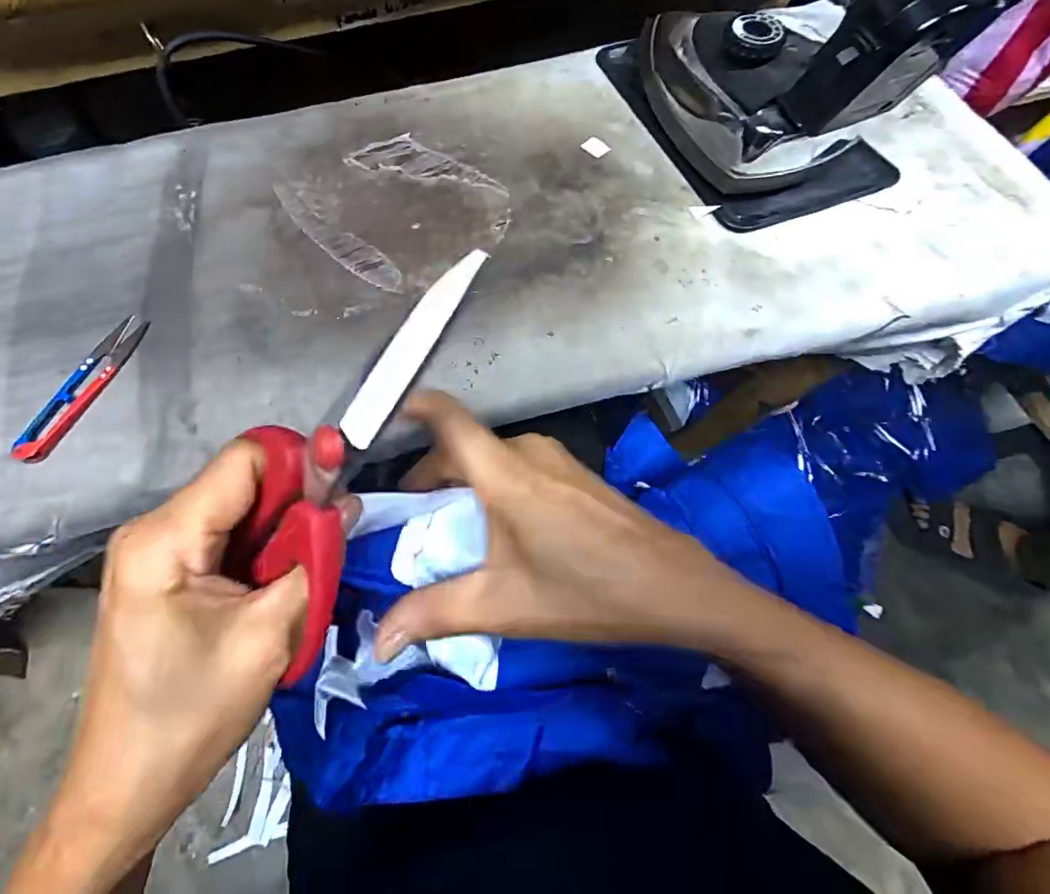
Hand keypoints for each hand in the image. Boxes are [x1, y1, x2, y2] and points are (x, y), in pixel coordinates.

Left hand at [8, 441, 357, 892]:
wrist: (128, 787)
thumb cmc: (191, 715)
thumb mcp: (270, 632)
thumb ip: (314, 556)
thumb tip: (350, 499)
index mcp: (165, 537)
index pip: (247, 457)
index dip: (302, 462)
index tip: (342, 489)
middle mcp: (156, 529)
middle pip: (247, 480)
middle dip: (299, 500)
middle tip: (334, 537)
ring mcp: (161, 549)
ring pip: (247, 507)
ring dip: (289, 528)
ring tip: (311, 567)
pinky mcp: (173, 569)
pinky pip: (236, 534)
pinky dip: (271, 547)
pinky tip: (285, 580)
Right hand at [374, 391, 760, 660]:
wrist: (671, 584)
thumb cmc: (585, 591)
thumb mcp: (504, 605)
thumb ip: (434, 614)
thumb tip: (377, 640)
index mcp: (506, 472)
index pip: (448, 418)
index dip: (411, 409)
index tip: (377, 425)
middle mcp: (531, 452)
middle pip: (464, 445)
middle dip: (428, 473)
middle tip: (405, 518)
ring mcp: (560, 460)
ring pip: (494, 457)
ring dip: (464, 483)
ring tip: (447, 527)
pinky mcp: (579, 475)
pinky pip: (521, 467)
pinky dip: (495, 485)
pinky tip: (498, 527)